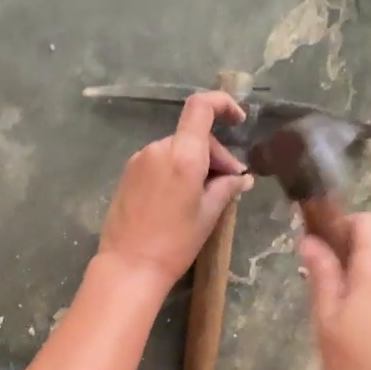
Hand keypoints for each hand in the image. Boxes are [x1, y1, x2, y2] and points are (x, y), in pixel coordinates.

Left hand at [98, 91, 253, 291]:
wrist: (129, 266)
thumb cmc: (174, 243)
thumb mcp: (208, 215)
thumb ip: (227, 188)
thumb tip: (242, 177)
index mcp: (183, 155)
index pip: (202, 107)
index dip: (223, 103)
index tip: (238, 120)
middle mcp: (158, 149)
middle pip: (193, 135)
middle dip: (215, 155)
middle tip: (229, 183)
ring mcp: (139, 160)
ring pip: (176, 150)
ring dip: (194, 164)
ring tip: (204, 196)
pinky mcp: (128, 174)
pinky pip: (159, 162)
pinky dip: (176, 171)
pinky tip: (180, 198)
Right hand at [298, 213, 370, 369]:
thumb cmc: (362, 368)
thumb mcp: (327, 324)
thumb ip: (321, 278)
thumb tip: (310, 241)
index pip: (367, 222)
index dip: (342, 225)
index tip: (320, 246)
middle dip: (348, 272)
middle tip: (324, 308)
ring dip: (363, 297)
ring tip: (345, 337)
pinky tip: (369, 351)